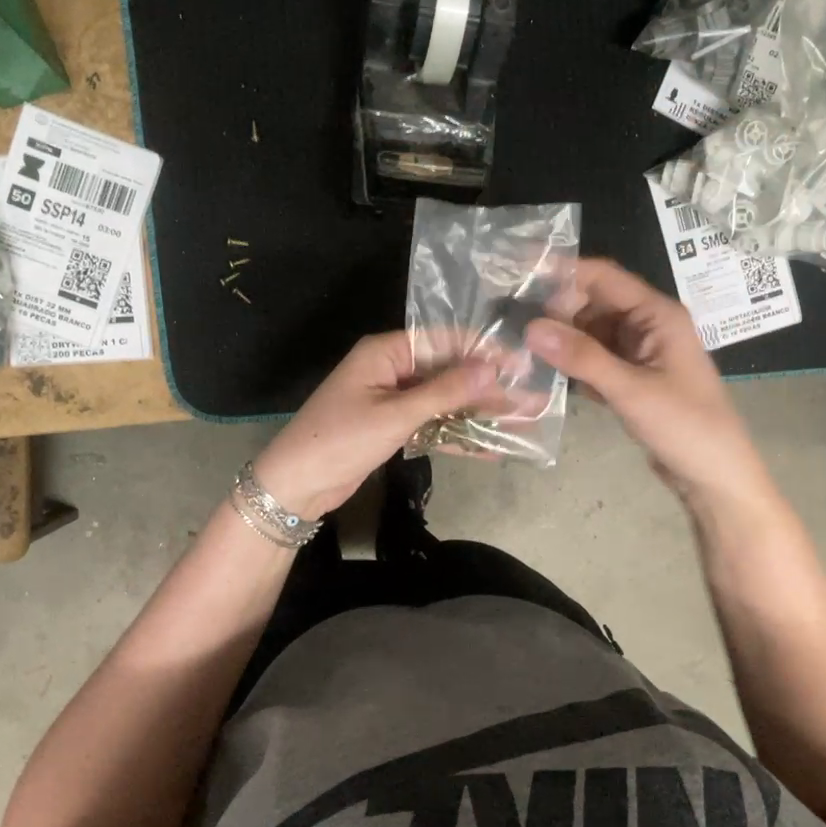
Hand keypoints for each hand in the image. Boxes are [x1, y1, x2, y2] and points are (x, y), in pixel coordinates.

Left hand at [251, 332, 499, 519]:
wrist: (295, 486)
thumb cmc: (340, 441)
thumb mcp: (396, 415)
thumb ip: (445, 392)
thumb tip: (492, 368)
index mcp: (386, 351)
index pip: (444, 341)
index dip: (484, 351)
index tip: (522, 364)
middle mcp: (391, 369)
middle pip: (448, 371)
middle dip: (487, 386)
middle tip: (530, 399)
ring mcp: (392, 400)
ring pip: (443, 400)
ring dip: (477, 412)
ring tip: (520, 422)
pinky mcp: (391, 427)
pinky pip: (431, 424)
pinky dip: (455, 435)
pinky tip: (489, 448)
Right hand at [524, 257, 762, 502]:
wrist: (715, 476)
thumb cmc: (685, 427)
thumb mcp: (631, 390)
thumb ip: (582, 357)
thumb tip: (531, 327)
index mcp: (657, 314)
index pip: (602, 277)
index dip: (561, 272)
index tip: (518, 275)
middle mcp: (647, 325)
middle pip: (592, 302)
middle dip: (554, 309)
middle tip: (507, 320)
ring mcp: (639, 353)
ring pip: (590, 333)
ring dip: (559, 339)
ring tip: (514, 345)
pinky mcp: (631, 378)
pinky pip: (594, 359)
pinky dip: (571, 363)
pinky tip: (539, 372)